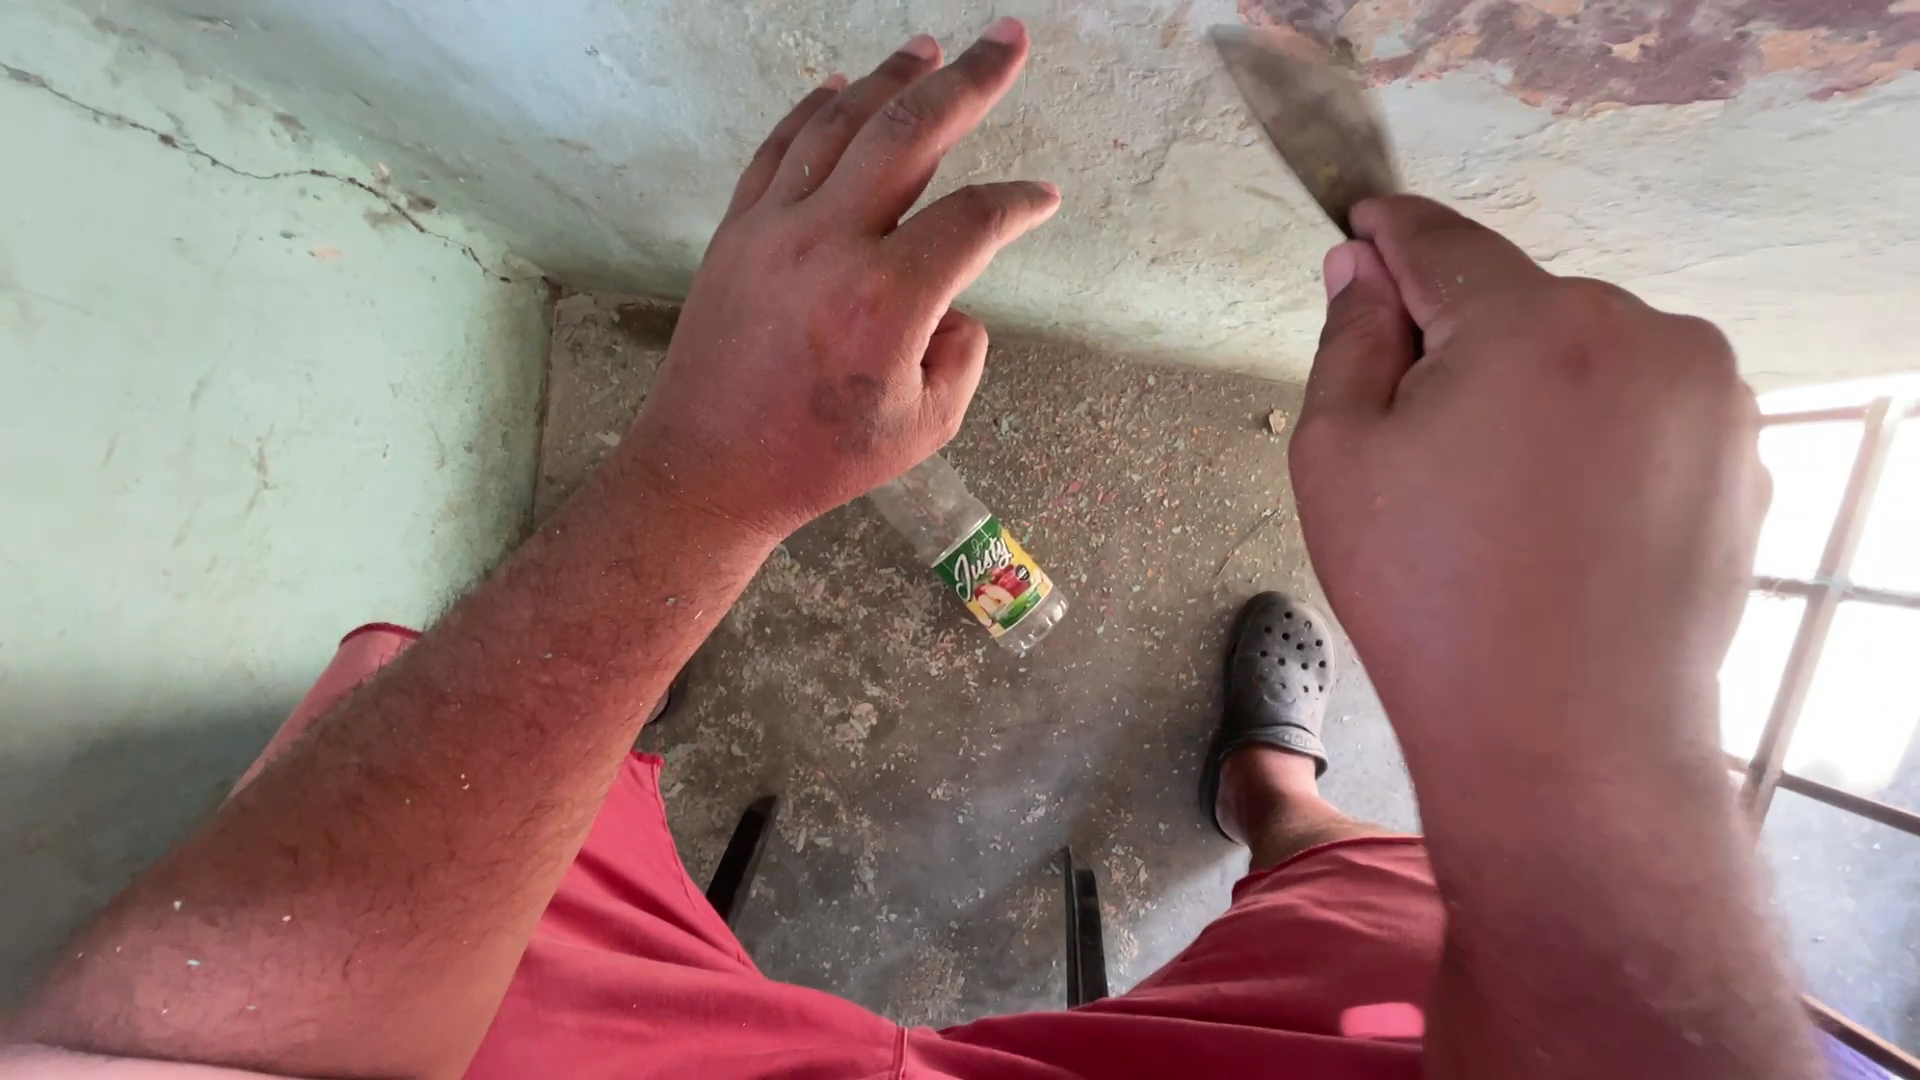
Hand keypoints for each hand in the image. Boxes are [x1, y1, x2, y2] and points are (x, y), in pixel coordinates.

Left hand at [620, 19, 1059, 540]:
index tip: (1044, 199)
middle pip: (910, 134)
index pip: (973, 222)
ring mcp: (774, 228)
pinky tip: (840, 87)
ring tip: (931, 50)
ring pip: (841, 125)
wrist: (711, 466)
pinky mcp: (736, 232)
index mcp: (887, 300)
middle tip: (1007, 41)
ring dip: (893, 79)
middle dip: (970, 82)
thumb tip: (957, 309)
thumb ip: (962, 358)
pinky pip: (779, 148)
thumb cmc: (821, 460)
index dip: (1019, 204)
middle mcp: (830, 244)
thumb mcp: (924, 427)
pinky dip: (814, 110)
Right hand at [1290, 196, 1768, 765]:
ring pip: (1575, 353)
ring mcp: (1712, 398)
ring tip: (1471, 491)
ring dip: (1511, 385)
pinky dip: (1569, 429)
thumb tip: (1356, 272)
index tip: (1360, 222)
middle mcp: (1646, 335)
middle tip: (1396, 430)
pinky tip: (1534, 513)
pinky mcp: (1739, 457)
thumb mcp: (1335, 455)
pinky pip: (1628, 407)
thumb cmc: (1420, 587)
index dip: (1388, 231)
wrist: (1558, 729)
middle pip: (1511, 301)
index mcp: (1533, 325)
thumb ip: (1347, 343)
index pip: (1441, 242)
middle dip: (1445, 337)